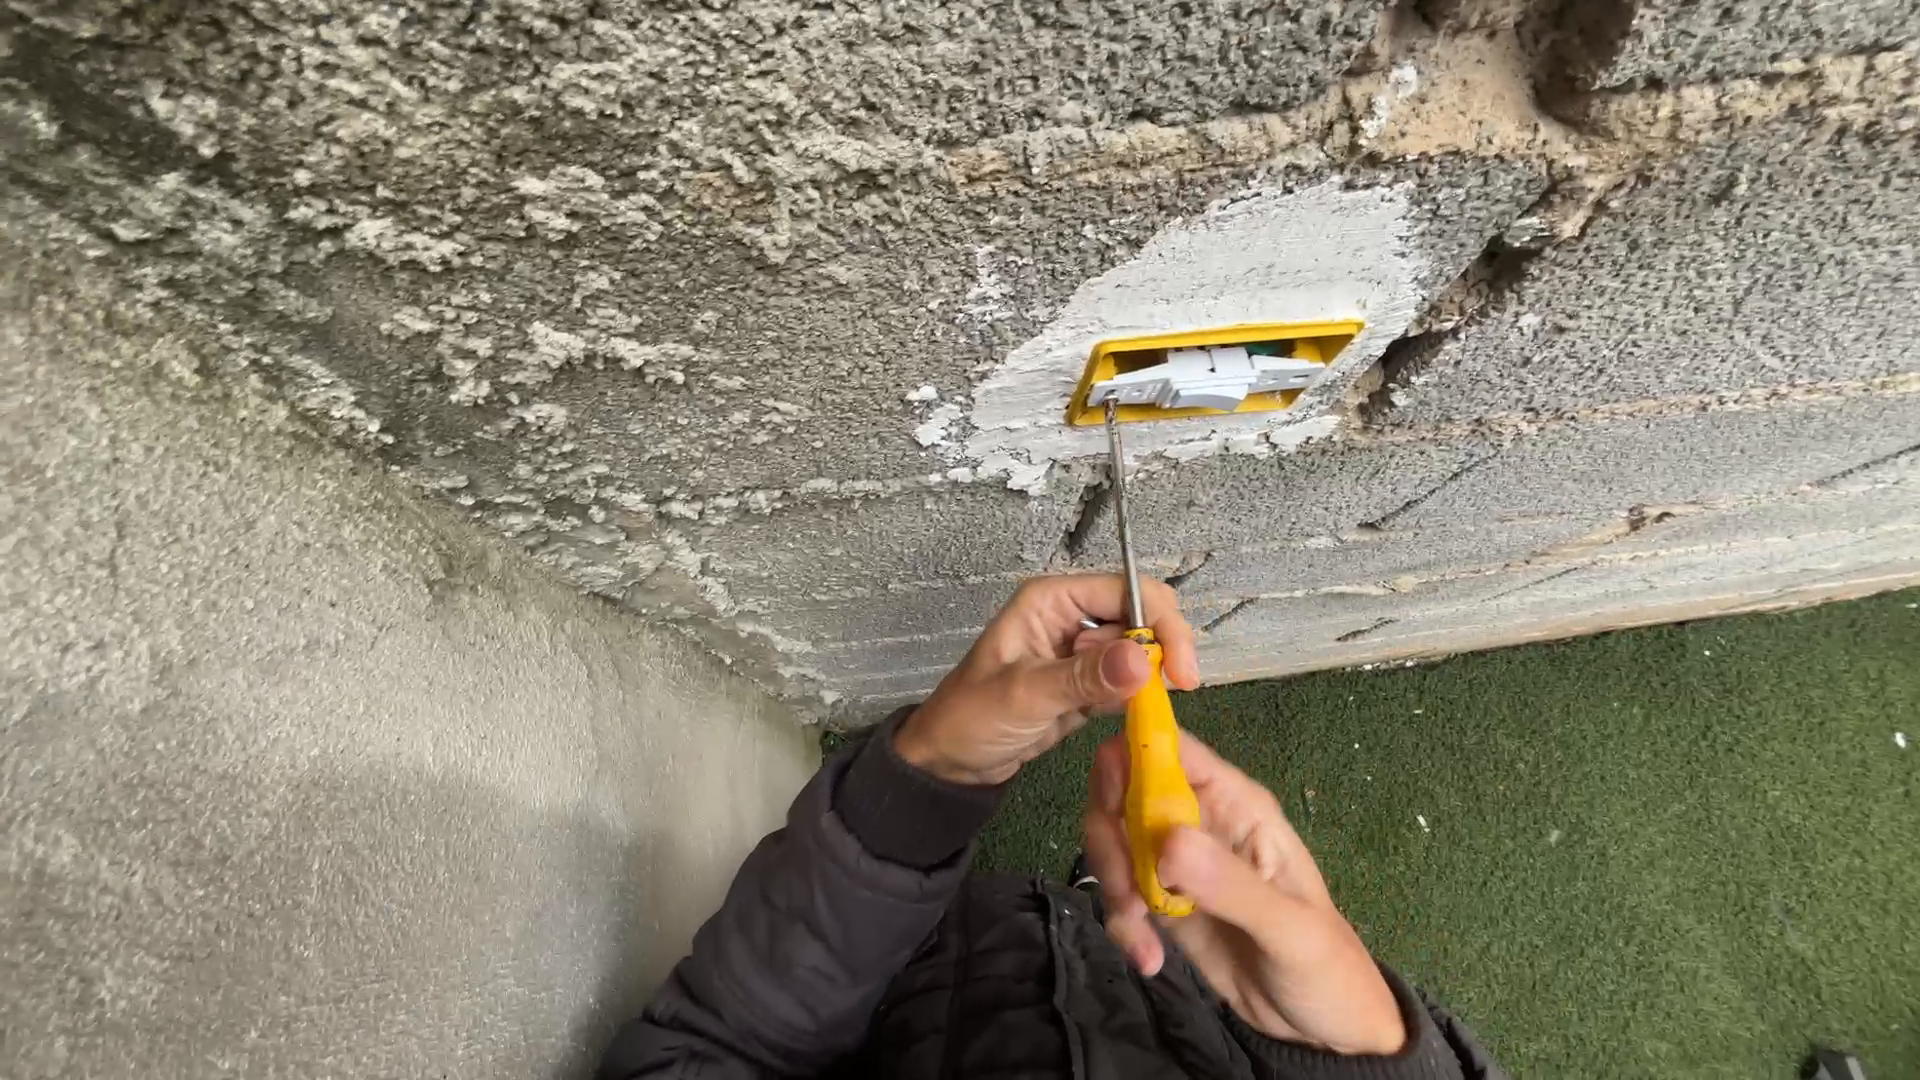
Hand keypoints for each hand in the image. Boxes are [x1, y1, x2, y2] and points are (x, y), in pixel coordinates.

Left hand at [894, 574, 1199, 786]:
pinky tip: (1132, 715)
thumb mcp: (1024, 695)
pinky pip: (1128, 681)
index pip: (1125, 591)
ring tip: (1138, 707)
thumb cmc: (970, 716)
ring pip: (1139, 650)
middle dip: (1161, 650)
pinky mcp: (1088, 684)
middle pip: (1141, 616)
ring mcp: (1081, 652)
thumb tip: (1143, 659)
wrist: (950, 761)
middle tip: (1171, 692)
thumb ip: (1083, 677)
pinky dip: (1139, 697)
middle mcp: (1071, 617)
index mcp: (1051, 601)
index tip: (1182, 671)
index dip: (1161, 623)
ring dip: (1151, 677)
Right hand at [1083, 732, 1406, 1055]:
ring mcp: (1173, 855)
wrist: (1321, 1030)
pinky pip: (1117, 886)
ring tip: (1139, 933)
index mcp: (1233, 801)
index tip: (1111, 802)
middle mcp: (1196, 816)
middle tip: (1126, 892)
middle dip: (1110, 836)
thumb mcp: (1291, 930)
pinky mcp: (1157, 893)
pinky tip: (1148, 956)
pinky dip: (1119, 919)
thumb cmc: (1326, 967)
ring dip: (1111, 881)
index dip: (1130, 754)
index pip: (1170, 747)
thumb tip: (1169, 840)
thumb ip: (1232, 884)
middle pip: (1122, 787)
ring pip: (1111, 835)